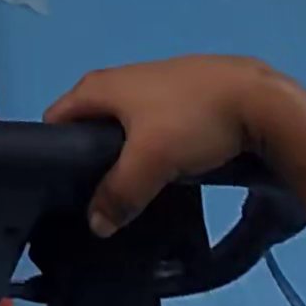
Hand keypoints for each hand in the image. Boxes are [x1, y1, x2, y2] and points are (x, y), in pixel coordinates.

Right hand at [44, 55, 285, 236]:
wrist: (254, 96)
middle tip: (98, 200)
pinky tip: (159, 173)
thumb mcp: (151, 159)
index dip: (52, 154)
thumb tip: (94, 224)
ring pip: (114, 129)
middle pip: (83, 125)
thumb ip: (119, 191)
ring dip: (116, 158)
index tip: (64, 191)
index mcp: (95, 87)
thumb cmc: (190, 117)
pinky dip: (140, 150)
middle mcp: (111, 82)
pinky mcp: (167, 98)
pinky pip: (139, 128)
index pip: (55, 120)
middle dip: (85, 160)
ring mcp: (141, 88)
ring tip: (129, 192)